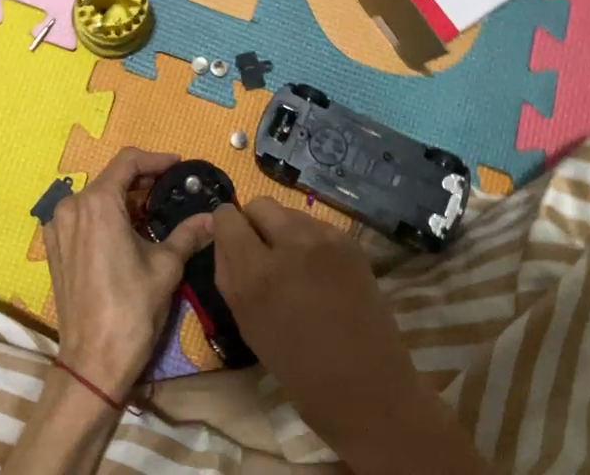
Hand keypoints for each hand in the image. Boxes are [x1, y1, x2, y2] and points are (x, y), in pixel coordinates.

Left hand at [43, 148, 213, 398]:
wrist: (93, 360)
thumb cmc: (132, 308)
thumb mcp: (166, 267)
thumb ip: (188, 234)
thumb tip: (214, 219)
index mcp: (96, 202)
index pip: (127, 162)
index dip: (156, 160)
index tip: (179, 167)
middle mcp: (70, 207)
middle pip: (110, 180)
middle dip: (141, 182)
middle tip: (171, 192)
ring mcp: (57, 229)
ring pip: (95, 200)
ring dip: (123, 202)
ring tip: (152, 216)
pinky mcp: (54, 250)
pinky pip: (82, 220)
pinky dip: (105, 219)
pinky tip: (127, 236)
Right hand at [214, 199, 488, 474]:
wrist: (366, 385)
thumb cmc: (296, 366)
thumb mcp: (246, 322)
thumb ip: (229, 273)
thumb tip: (224, 238)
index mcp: (256, 272)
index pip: (227, 216)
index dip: (226, 227)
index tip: (233, 244)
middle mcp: (290, 243)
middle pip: (260, 204)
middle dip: (255, 223)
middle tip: (263, 253)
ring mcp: (325, 239)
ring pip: (290, 212)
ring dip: (284, 230)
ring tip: (294, 265)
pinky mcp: (351, 242)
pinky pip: (317, 226)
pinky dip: (310, 241)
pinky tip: (320, 272)